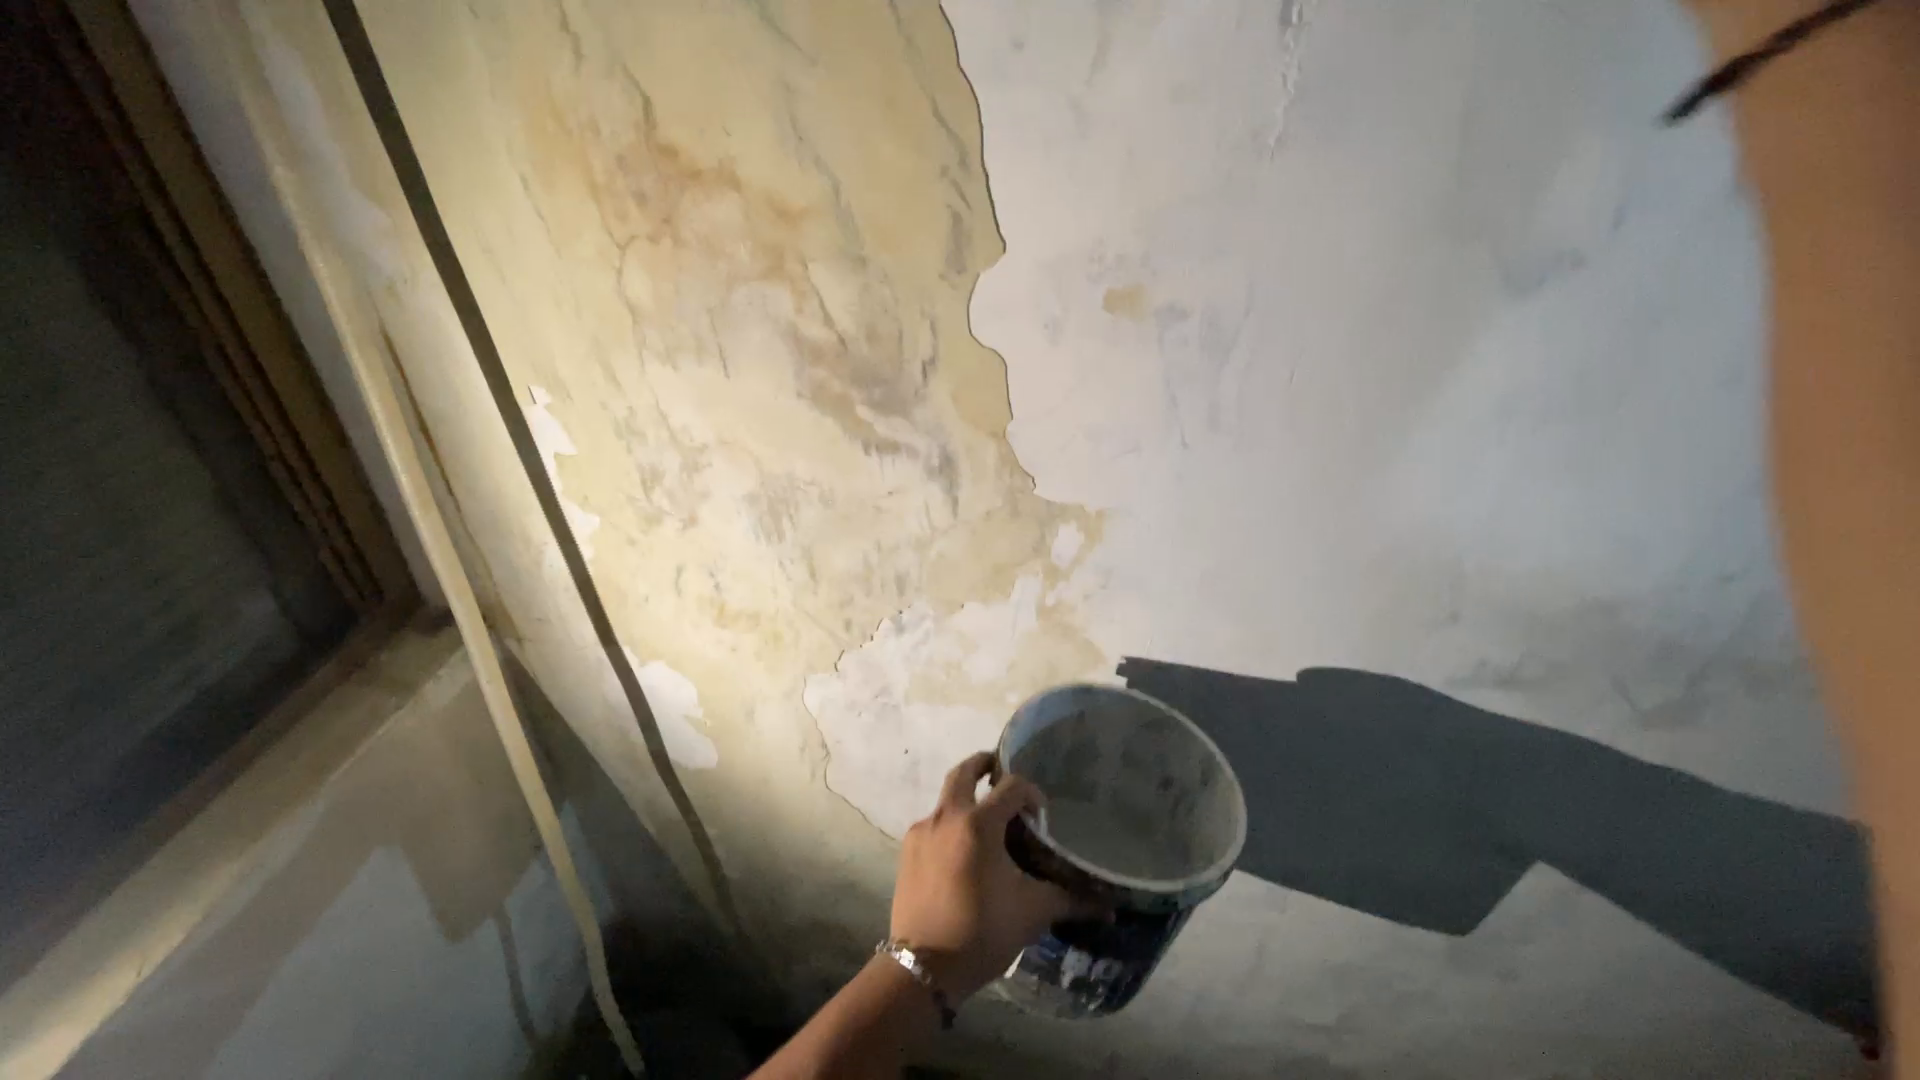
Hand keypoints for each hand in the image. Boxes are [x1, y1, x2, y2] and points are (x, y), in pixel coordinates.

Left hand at [890, 752, 1077, 999]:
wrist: (924, 967)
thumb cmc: (983, 931)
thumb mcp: (1033, 912)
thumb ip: (1071, 900)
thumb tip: (1110, 906)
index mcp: (979, 823)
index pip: (1012, 787)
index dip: (1031, 794)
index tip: (1041, 817)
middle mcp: (946, 817)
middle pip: (963, 773)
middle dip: (982, 765)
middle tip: (998, 770)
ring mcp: (921, 832)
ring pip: (945, 800)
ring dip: (965, 799)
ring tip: (986, 822)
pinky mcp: (907, 852)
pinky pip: (932, 825)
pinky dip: (950, 826)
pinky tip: (963, 853)